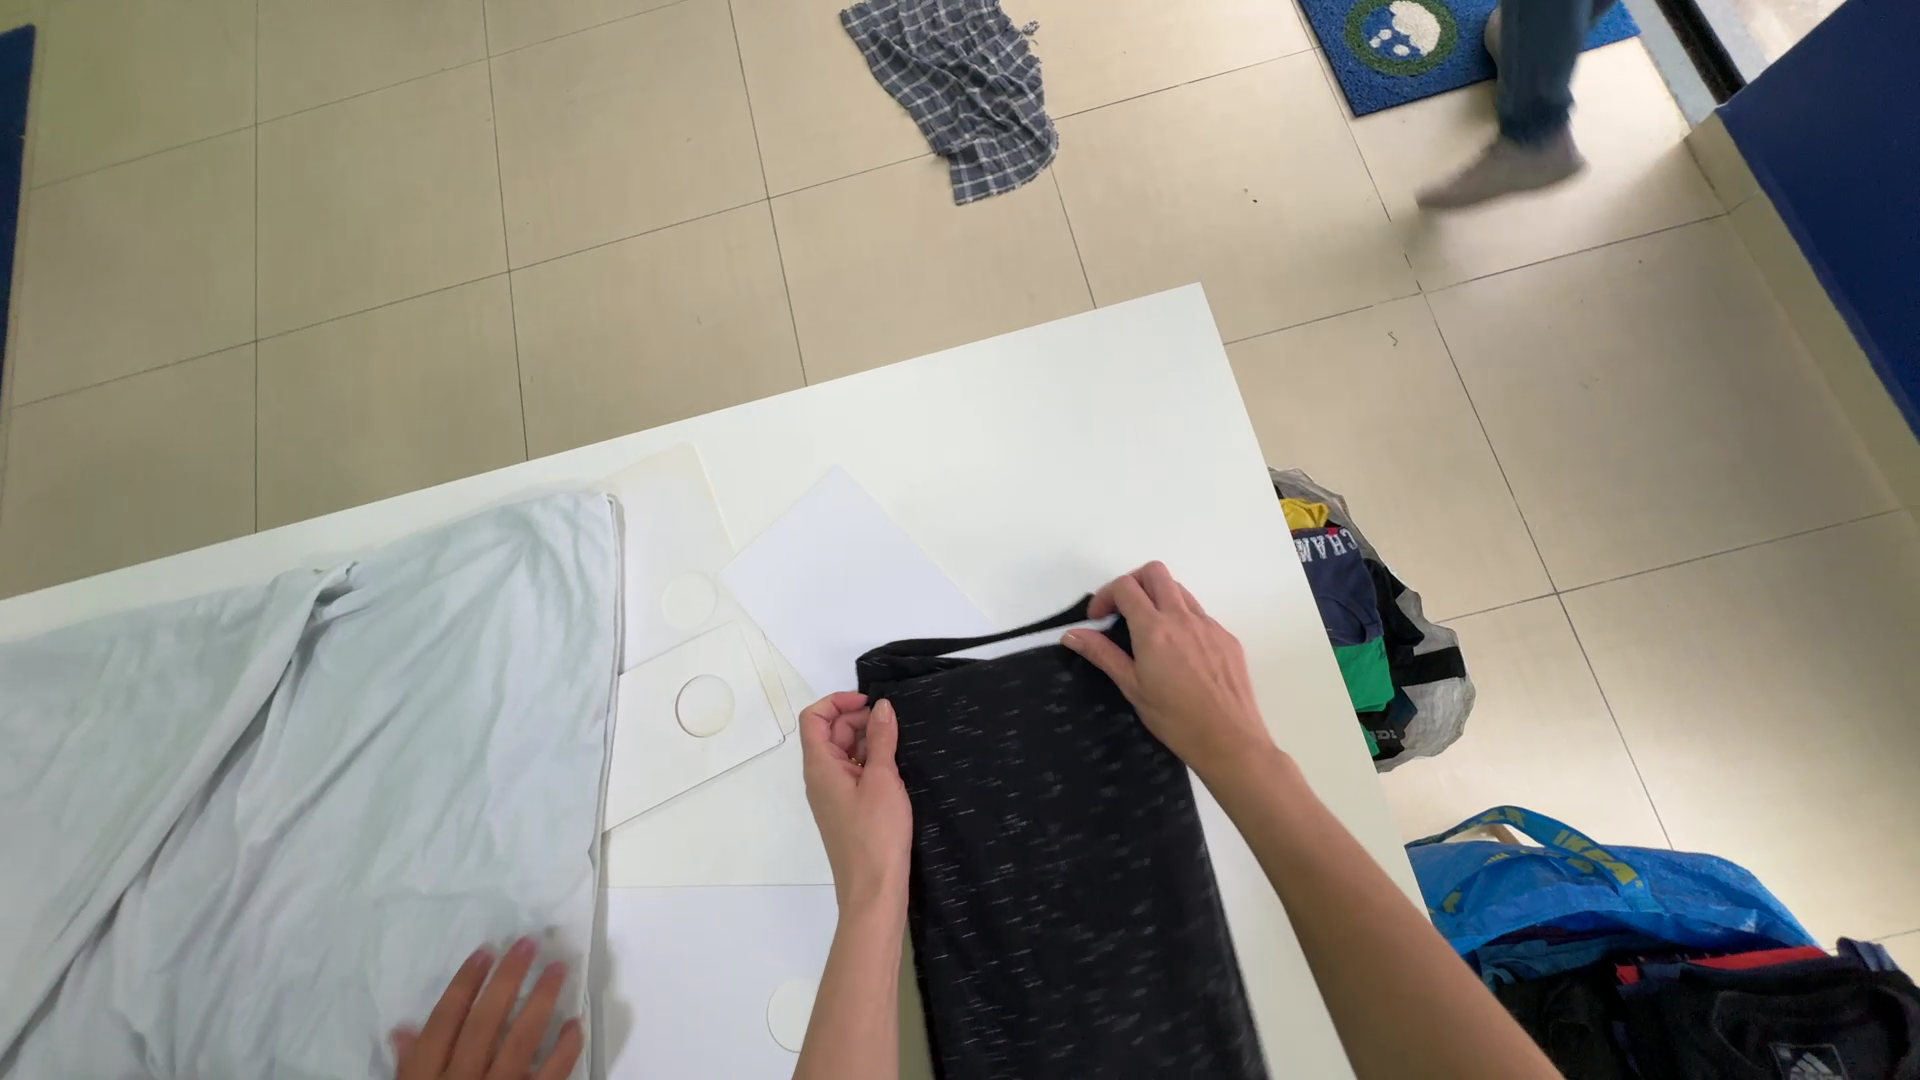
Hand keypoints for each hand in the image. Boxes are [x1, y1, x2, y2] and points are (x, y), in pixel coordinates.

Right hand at [392, 937, 582, 1079]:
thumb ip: (408, 1068)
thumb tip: (403, 1030)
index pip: (441, 1026)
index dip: (463, 986)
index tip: (485, 951)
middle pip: (483, 1023)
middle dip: (506, 980)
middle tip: (528, 943)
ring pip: (520, 1041)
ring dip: (542, 1000)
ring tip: (558, 968)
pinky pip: (551, 1075)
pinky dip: (566, 1048)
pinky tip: (575, 1023)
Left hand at [800, 692, 911, 910]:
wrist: (874, 890)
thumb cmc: (875, 833)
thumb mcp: (883, 779)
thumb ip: (881, 738)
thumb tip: (882, 706)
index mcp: (819, 766)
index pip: (814, 717)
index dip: (838, 701)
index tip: (871, 703)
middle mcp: (820, 777)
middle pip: (831, 732)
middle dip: (859, 719)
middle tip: (893, 724)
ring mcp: (833, 794)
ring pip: (845, 751)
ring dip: (868, 740)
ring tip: (899, 744)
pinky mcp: (848, 808)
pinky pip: (854, 771)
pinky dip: (872, 761)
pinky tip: (896, 765)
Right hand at [1062, 561, 1274, 778]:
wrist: (1229, 740)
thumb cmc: (1174, 719)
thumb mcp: (1131, 687)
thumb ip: (1102, 654)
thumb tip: (1071, 634)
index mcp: (1154, 629)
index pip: (1125, 587)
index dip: (1104, 595)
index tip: (1098, 618)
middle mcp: (1182, 617)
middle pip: (1155, 572)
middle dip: (1133, 582)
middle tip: (1123, 611)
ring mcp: (1208, 624)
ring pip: (1179, 590)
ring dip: (1158, 597)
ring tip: (1150, 630)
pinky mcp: (1226, 637)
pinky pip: (1199, 614)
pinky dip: (1181, 619)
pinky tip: (1179, 652)